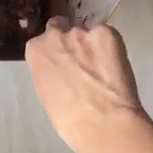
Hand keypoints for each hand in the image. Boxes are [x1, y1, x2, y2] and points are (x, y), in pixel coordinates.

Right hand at [25, 17, 146, 151]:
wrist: (104, 125)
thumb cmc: (70, 122)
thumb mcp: (47, 95)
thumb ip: (50, 74)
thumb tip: (61, 73)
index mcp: (36, 50)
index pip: (42, 42)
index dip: (55, 53)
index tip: (63, 65)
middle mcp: (55, 35)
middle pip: (61, 28)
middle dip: (70, 41)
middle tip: (83, 61)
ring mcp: (82, 32)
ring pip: (87, 33)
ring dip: (93, 47)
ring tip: (104, 70)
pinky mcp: (106, 33)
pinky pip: (108, 36)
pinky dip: (112, 49)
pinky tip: (116, 68)